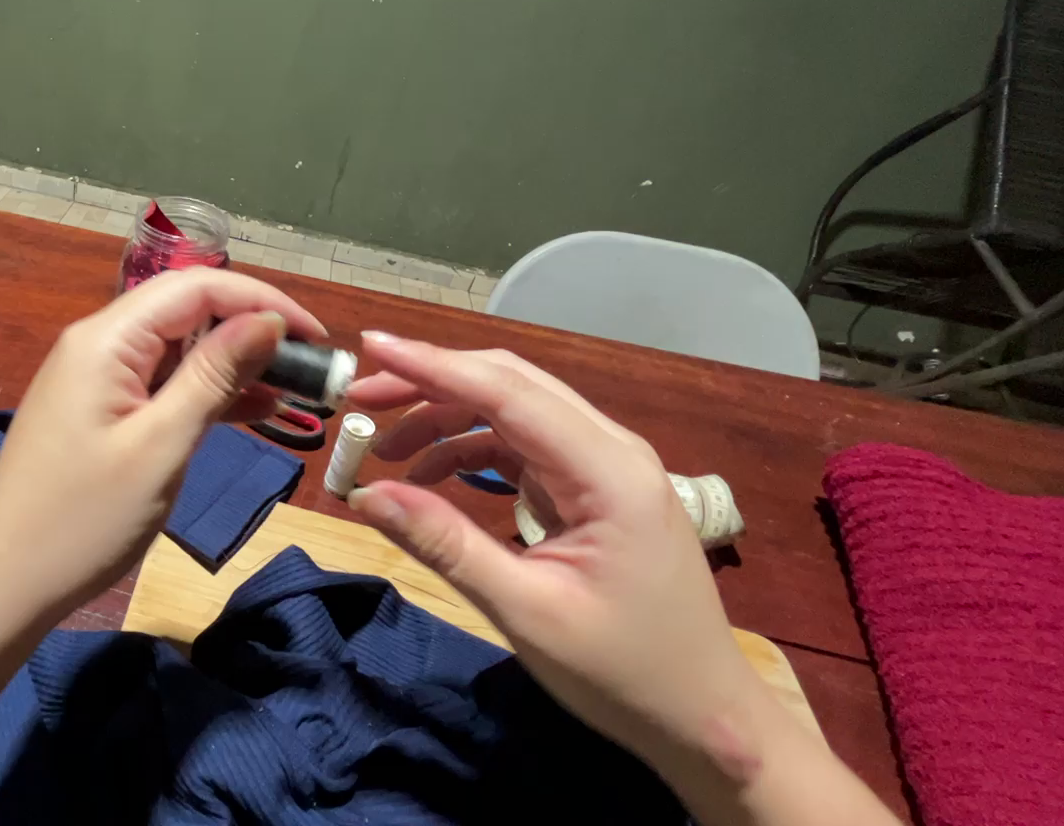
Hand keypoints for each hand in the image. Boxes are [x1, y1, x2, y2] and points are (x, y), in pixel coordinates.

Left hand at [0, 268, 324, 617]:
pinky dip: (206, 392)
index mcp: (108, 337)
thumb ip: (214, 374)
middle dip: (252, 329)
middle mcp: (100, 342)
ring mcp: (98, 377)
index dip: (262, 301)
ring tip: (294, 390)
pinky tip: (254, 409)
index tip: (317, 335)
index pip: (197, 287)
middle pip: (188, 311)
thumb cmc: (85, 519)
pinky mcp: (102, 409)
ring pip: (180, 348)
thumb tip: (267, 320)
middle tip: (310, 367)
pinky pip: (163, 384)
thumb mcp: (162, 445)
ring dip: (235, 363)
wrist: (7, 584)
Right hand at [344, 332, 777, 788]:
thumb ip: (446, 544)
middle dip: (428, 382)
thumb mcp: (525, 613)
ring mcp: (599, 464)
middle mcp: (607, 449)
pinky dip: (464, 450)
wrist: (704, 718)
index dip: (433, 365)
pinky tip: (425, 474)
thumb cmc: (624, 671)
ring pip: (507, 409)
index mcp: (607, 472)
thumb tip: (365, 494)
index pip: (506, 392)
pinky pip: (515, 445)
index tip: (370, 344)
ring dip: (442, 416)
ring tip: (381, 447)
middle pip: (506, 385)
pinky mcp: (585, 485)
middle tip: (360, 399)